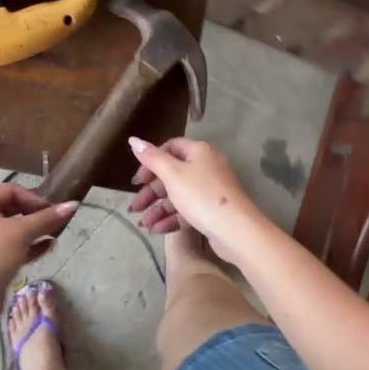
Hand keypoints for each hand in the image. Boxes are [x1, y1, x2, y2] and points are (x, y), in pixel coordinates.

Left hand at [0, 184, 78, 303]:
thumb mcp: (22, 232)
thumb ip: (47, 218)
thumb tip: (73, 204)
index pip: (8, 190)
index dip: (31, 196)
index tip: (50, 209)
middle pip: (10, 210)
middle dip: (34, 215)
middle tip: (53, 222)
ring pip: (11, 231)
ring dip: (34, 231)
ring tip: (54, 235)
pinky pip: (10, 248)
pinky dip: (27, 246)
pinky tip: (47, 248)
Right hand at [127, 137, 266, 257]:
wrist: (236, 229)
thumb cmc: (201, 195)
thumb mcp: (172, 174)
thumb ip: (151, 158)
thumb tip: (133, 139)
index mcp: (199, 152)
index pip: (170, 148)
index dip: (150, 162)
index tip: (137, 180)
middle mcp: (206, 166)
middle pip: (172, 175)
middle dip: (151, 193)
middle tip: (135, 207)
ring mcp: (210, 189)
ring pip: (178, 195)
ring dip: (158, 209)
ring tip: (144, 225)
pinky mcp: (212, 209)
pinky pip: (188, 210)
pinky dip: (172, 218)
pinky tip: (157, 230)